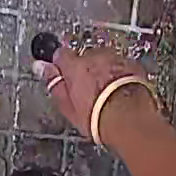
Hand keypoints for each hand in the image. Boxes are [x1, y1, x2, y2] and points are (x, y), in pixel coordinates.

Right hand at [32, 45, 155, 141]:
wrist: (131, 120)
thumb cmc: (98, 116)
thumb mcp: (68, 107)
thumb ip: (54, 83)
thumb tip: (41, 68)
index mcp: (75, 65)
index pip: (61, 55)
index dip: (62, 67)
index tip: (64, 77)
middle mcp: (95, 57)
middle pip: (86, 58)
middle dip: (86, 71)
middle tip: (88, 94)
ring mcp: (116, 60)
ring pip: (105, 62)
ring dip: (104, 73)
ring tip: (106, 96)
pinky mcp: (134, 66)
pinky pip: (122, 68)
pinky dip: (120, 77)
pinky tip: (120, 94)